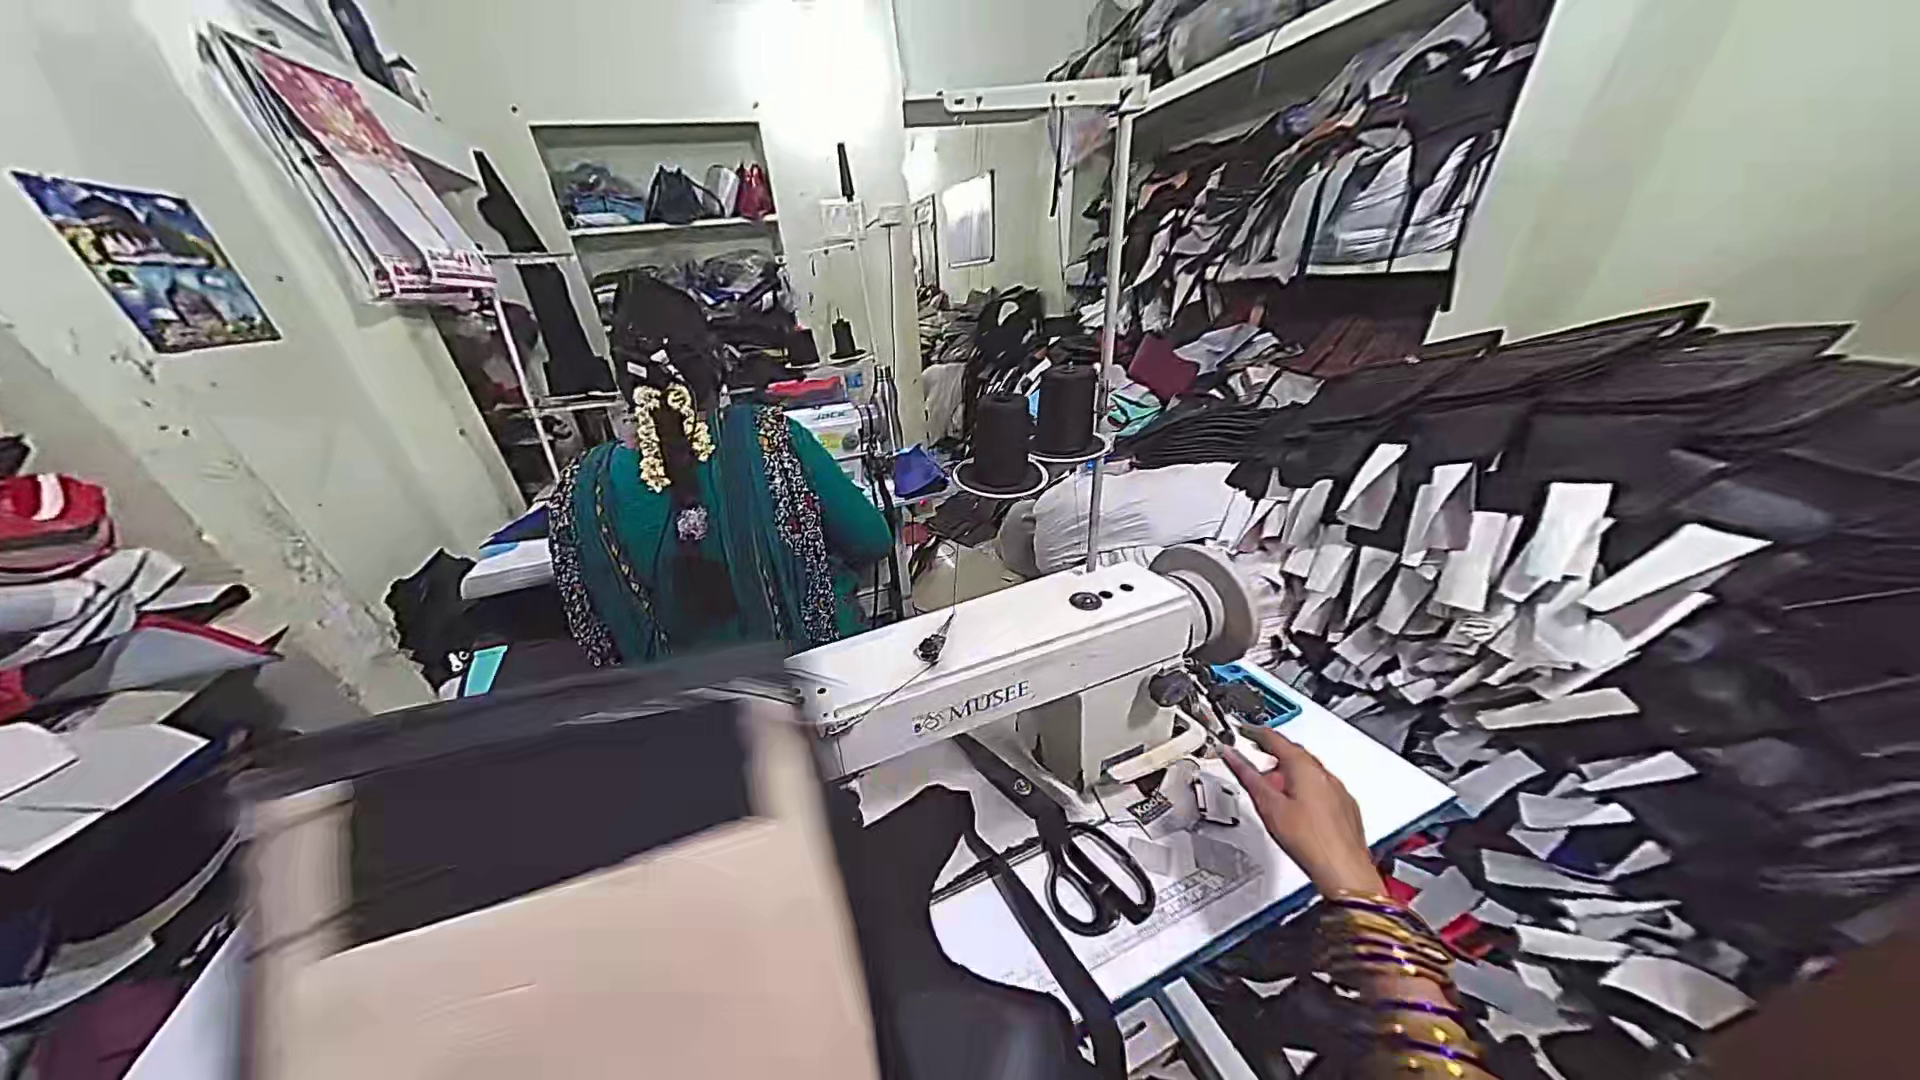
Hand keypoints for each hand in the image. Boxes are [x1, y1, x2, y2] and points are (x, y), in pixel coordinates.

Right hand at [1222, 725, 1385, 895]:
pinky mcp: (1346, 808)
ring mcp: (1339, 792)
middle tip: (1255, 759)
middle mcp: (1326, 775)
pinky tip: (1296, 807)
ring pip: (1309, 772)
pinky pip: (1321, 788)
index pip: (1275, 739)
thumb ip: (1247, 775)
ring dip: (1288, 774)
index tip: (1245, 730)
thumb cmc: (1310, 841)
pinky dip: (1304, 789)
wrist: (1344, 873)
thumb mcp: (1268, 804)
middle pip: (1294, 754)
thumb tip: (1231, 756)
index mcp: (1305, 767)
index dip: (1255, 732)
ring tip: (1272, 790)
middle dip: (1272, 755)